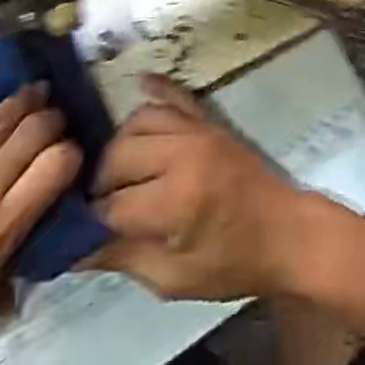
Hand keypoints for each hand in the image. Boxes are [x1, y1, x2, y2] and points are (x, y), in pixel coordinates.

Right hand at [88, 75, 322, 300]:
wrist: (289, 233)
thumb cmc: (235, 263)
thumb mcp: (177, 279)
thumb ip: (125, 258)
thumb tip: (75, 248)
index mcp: (175, 202)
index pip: (112, 204)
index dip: (93, 220)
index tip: (83, 229)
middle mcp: (183, 155)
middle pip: (118, 155)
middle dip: (102, 182)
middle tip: (101, 204)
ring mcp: (198, 131)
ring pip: (139, 121)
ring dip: (120, 144)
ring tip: (118, 171)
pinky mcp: (209, 121)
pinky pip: (176, 94)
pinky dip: (156, 87)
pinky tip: (139, 84)